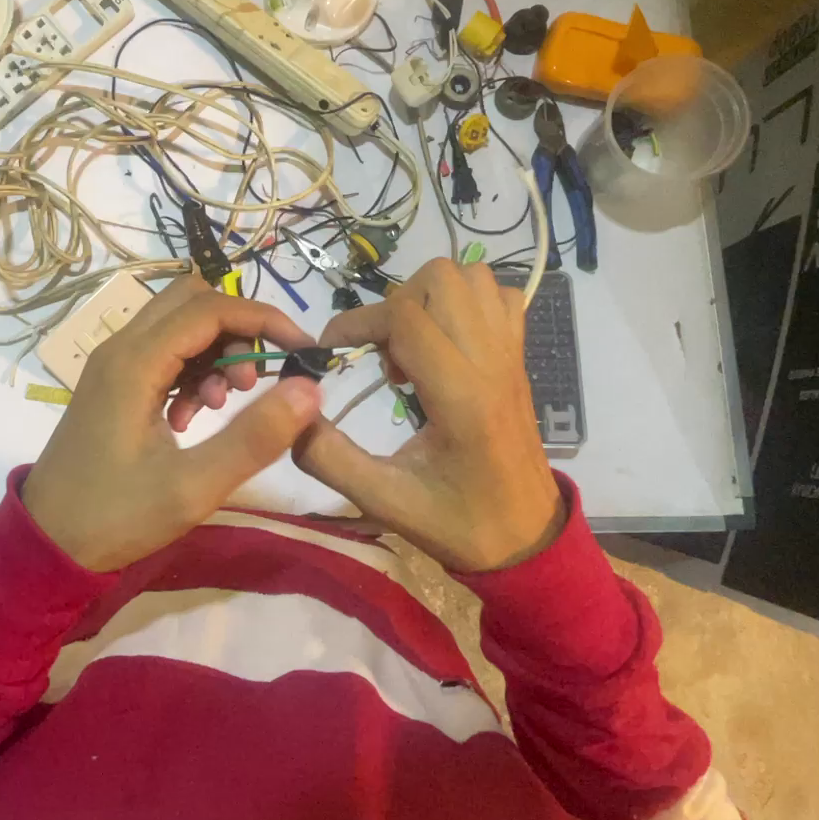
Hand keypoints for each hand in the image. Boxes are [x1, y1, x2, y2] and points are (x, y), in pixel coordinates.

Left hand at [24, 277, 322, 570]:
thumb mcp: (192, 487)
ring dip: (214, 351)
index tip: (303, 352)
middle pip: (191, 301)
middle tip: (255, 383)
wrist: (48, 542)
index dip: (264, 319)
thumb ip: (253, 437)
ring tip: (224, 405)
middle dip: (237, 330)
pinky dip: (191, 369)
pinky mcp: (113, 382)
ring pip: (177, 324)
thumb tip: (310, 389)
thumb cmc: (116, 516)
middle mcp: (121, 348)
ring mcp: (113, 363)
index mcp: (135, 363)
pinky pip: (162, 351)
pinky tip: (193, 417)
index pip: (210, 308)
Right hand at [293, 258, 564, 572]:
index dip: (356, 322)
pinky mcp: (518, 358)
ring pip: (473, 279)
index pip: (405, 318)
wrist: (528, 540)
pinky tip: (444, 342)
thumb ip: (328, 457)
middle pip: (442, 280)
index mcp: (459, 396)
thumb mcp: (382, 500)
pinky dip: (466, 303)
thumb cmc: (457, 523)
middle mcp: (490, 363)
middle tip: (380, 352)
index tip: (330, 350)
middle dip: (394, 304)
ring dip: (429, 298)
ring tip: (410, 345)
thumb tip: (290, 411)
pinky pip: (500, 298)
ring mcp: (511, 356)